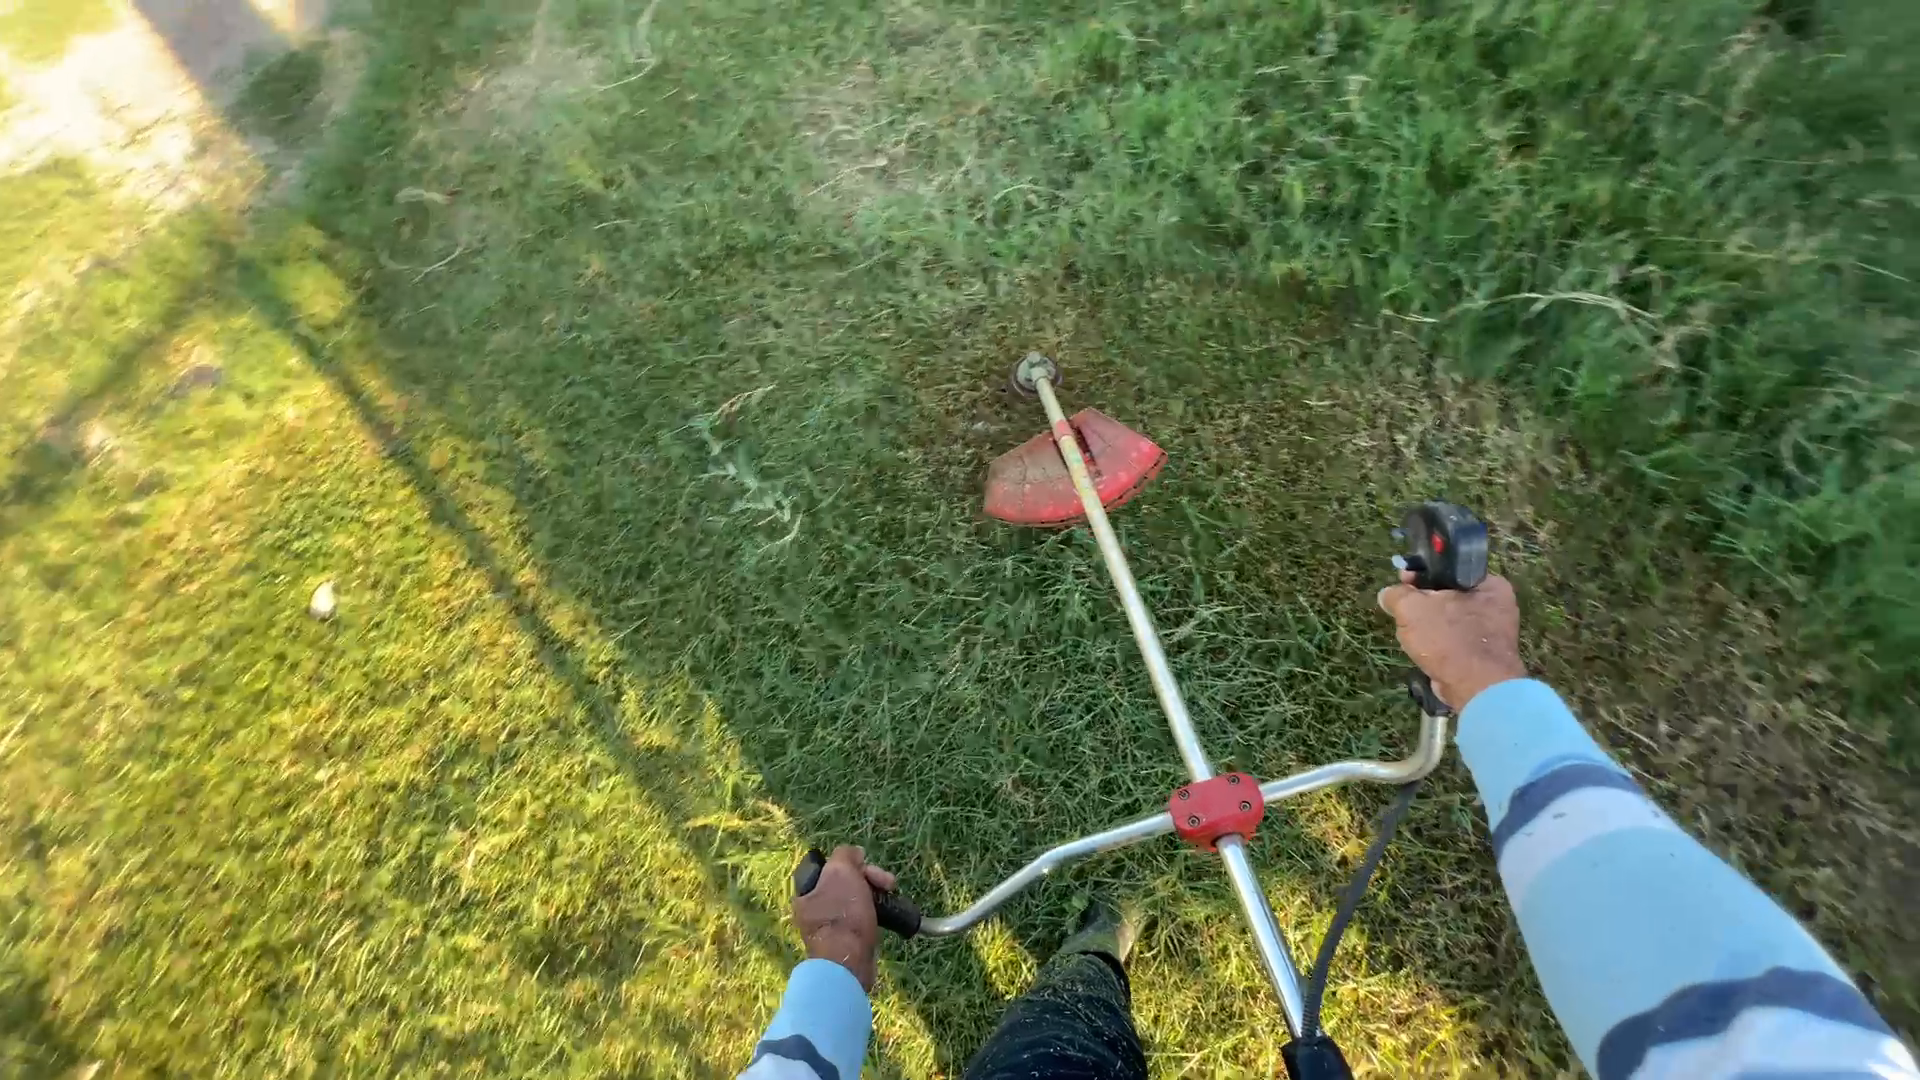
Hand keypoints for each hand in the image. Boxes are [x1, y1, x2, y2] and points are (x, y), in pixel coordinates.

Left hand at [793, 845, 896, 990]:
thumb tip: (855, 854)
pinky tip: (885, 912)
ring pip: (855, 897)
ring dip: (875, 892)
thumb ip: (845, 854)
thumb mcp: (841, 871)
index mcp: (807, 890)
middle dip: (869, 877)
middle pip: (846, 880)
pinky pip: (859, 916)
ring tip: (890, 895)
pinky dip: (873, 911)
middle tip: (886, 882)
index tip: (865, 866)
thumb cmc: (842, 914)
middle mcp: (814, 906)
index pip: (831, 864)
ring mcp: (829, 924)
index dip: (852, 862)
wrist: (848, 963)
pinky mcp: (845, 939)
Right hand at [1377, 571, 1526, 710]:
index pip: (1448, 570)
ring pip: (1448, 618)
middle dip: (1422, 604)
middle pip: (1446, 595)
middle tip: (1404, 612)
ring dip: (1428, 625)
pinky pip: (1454, 638)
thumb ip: (1396, 594)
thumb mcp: (1411, 607)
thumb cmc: (1447, 638)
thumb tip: (1389, 594)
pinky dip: (1438, 643)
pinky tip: (1426, 650)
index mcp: (1489, 584)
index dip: (1421, 574)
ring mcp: (1493, 631)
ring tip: (1412, 634)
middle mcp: (1497, 605)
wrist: (1475, 687)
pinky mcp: (1485, 653)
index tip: (1402, 582)